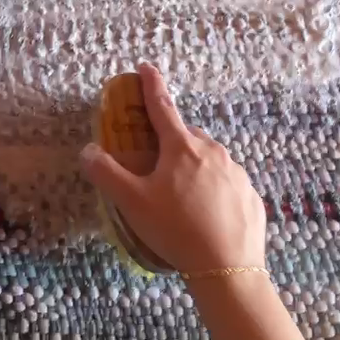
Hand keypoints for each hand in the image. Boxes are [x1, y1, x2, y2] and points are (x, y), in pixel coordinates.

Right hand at [80, 63, 267, 273]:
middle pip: (185, 136)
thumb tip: (88, 151)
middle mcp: (212, 151)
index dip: (151, 84)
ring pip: (208, 158)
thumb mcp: (131, 202)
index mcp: (181, 146)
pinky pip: (227, 183)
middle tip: (156, 166)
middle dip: (170, 141)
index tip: (145, 67)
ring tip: (182, 197)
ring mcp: (237, 173)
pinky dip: (215, 189)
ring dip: (193, 166)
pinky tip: (206, 214)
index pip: (162, 105)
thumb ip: (105, 172)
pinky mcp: (252, 197)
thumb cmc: (176, 230)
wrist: (228, 271)